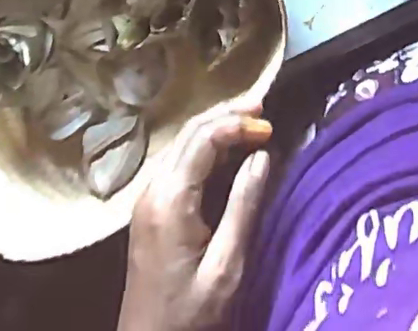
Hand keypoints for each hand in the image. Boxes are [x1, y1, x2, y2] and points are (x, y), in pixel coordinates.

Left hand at [117, 104, 273, 330]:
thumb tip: (262, 157)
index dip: (236, 125)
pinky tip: (227, 150)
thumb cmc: (190, 314)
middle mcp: (154, 184)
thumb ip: (243, 207)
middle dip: (225, 114)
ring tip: (249, 121)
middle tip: (261, 107)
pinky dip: (204, 147)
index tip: (268, 126)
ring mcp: (148, 192)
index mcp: (171, 196)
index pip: (203, 138)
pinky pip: (179, 160)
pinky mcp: (150, 203)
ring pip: (182, 142)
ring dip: (215, 127)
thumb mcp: (226, 268)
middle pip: (189, 131)